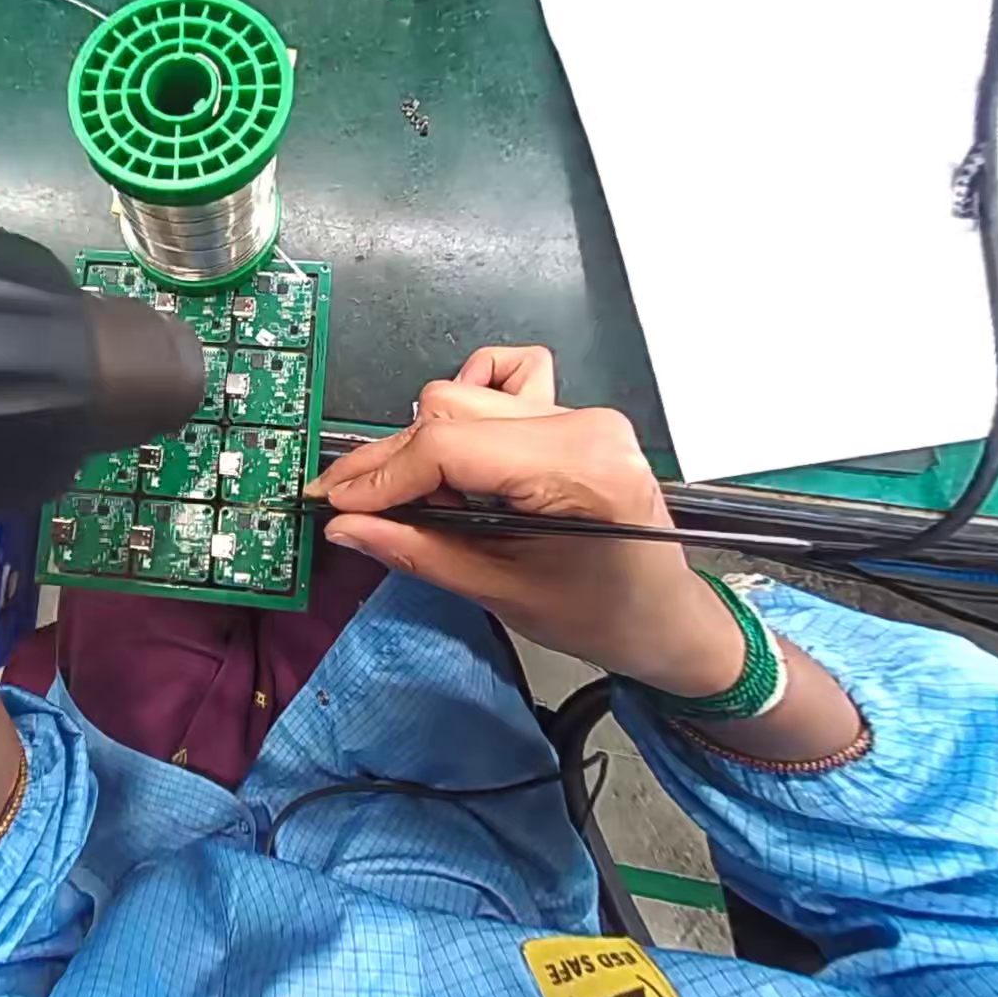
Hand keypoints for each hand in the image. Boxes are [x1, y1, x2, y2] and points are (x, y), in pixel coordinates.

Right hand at [307, 346, 745, 696]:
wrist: (662, 616)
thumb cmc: (598, 614)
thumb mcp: (496, 592)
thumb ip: (414, 550)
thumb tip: (345, 526)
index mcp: (577, 468)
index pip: (446, 446)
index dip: (378, 476)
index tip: (335, 504)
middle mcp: (579, 423)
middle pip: (445, 412)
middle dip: (385, 462)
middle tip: (348, 505)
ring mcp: (574, 411)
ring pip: (458, 396)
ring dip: (416, 446)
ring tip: (416, 500)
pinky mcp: (565, 414)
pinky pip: (498, 380)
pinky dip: (461, 406)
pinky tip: (453, 451)